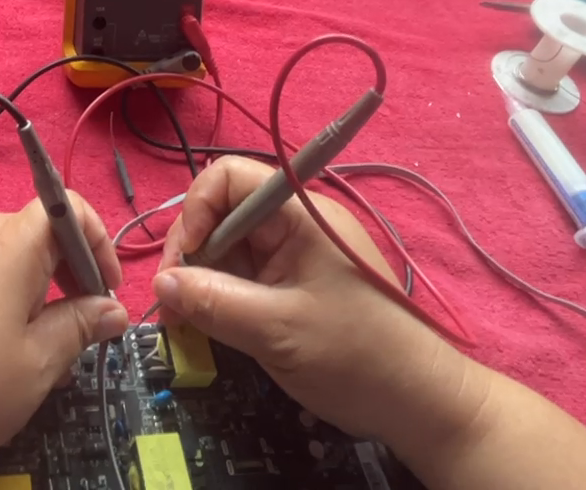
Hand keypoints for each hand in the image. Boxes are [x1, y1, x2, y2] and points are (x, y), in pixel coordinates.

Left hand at [0, 194, 130, 487]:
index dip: (96, 242)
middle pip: (32, 232)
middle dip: (62, 272)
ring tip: (21, 344)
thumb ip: (80, 327)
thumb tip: (111, 310)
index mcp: (9, 243)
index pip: (66, 207)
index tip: (104, 291)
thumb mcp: (37, 366)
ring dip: (23, 285)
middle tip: (71, 328)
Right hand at [154, 157, 479, 442]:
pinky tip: (206, 324)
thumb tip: (159, 284)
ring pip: (228, 247)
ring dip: (201, 279)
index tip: (182, 259)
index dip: (197, 208)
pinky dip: (220, 295)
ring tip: (183, 322)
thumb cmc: (358, 358)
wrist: (426, 408)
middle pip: (221, 213)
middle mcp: (293, 222)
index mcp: (298, 213)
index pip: (230, 177)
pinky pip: (243, 273)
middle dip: (191, 253)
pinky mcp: (294, 280)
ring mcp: (294, 252)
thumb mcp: (277, 331)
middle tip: (171, 304)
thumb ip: (213, 302)